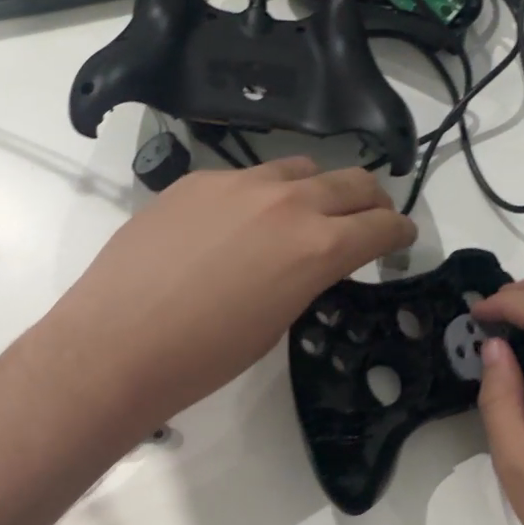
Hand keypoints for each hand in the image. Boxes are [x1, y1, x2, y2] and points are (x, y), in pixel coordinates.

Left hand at [48, 158, 414, 428]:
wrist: (121, 342)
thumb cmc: (206, 356)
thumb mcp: (277, 323)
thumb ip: (304, 279)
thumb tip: (304, 262)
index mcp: (318, 248)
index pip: (381, 225)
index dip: (399, 232)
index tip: (402, 237)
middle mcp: (288, 203)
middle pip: (351, 183)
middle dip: (371, 200)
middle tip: (371, 218)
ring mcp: (238, 184)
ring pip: (300, 168)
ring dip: (317, 189)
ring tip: (308, 213)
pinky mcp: (196, 180)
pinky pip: (246, 177)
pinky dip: (261, 195)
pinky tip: (240, 224)